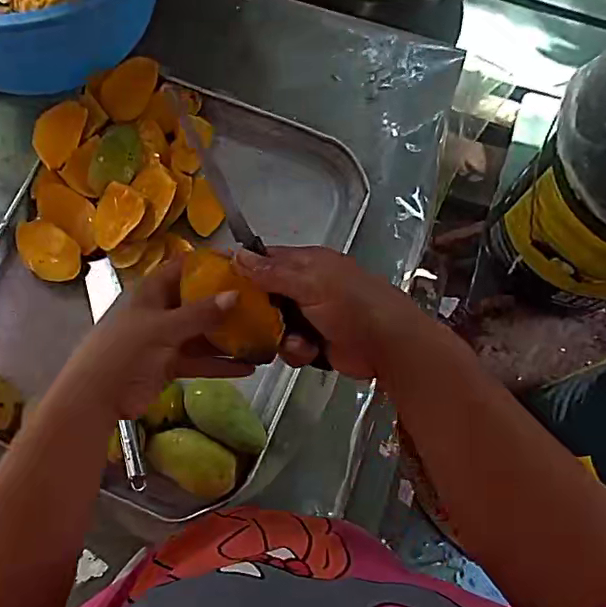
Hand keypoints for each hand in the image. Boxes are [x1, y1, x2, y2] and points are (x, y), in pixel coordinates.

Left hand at [57, 257, 252, 419]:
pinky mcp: (168, 366)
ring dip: (228, 337)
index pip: (183, 267)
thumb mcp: (162, 328)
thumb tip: (234, 296)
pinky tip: (247, 367)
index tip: (242, 264)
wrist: (96, 396)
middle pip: (198, 302)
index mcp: (152, 292)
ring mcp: (164, 340)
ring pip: (202, 335)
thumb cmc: (123, 352)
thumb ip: (199, 314)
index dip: (210, 263)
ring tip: (262, 337)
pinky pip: (199, 362)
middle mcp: (160, 312)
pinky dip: (220, 365)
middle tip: (261, 302)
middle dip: (227, 303)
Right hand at [233, 246, 431, 379]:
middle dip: (257, 312)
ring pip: (272, 326)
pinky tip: (309, 352)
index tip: (216, 281)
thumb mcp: (311, 284)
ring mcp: (308, 316)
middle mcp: (304, 287)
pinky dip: (296, 351)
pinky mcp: (312, 342)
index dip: (241, 267)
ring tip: (296, 341)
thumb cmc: (353, 307)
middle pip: (263, 296)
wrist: (389, 347)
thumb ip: (272, 272)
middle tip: (246, 321)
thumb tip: (236, 254)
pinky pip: (287, 347)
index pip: (264, 259)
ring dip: (280, 337)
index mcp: (306, 264)